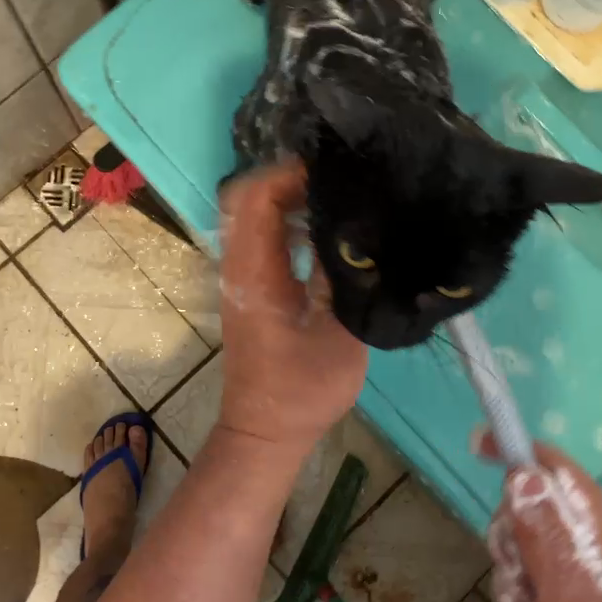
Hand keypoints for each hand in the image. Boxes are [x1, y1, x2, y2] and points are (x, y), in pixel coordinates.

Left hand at [214, 162, 367, 452]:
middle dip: (291, 180)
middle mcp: (241, 265)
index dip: (288, 174)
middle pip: (250, 199)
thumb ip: (347, 278)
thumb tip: (360, 230)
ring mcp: (243, 275)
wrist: (266, 430)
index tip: (332, 171)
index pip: (256, 199)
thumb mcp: (338, 335)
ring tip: (341, 198)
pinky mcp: (254, 287)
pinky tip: (330, 232)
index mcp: (255, 272)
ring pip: (256, 216)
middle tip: (340, 180)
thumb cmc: (302, 390)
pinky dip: (291, 223)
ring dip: (291, 200)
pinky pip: (266, 237)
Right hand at [483, 440, 601, 601]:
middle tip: (514, 589)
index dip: (520, 455)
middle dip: (513, 547)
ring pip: (538, 558)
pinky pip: (549, 594)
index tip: (477, 449)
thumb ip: (548, 542)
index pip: (562, 474)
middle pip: (541, 516)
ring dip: (519, 591)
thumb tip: (523, 473)